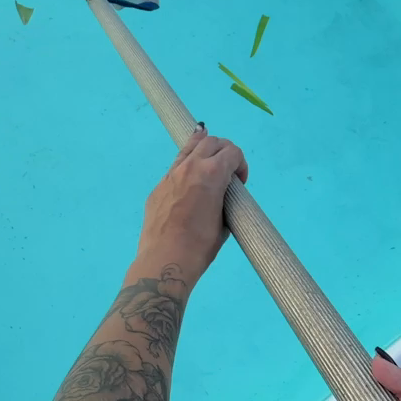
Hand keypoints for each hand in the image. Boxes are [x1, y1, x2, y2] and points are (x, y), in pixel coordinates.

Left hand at [134, 125, 246, 287]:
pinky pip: (176, 167)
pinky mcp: (159, 185)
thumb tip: (220, 196)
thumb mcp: (224, 221)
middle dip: (224, 151)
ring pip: (189, 147)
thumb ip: (225, 199)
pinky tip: (189, 180)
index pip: (233, 152)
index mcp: (212, 173)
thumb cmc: (201, 245)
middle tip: (228, 169)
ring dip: (203, 150)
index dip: (241, 164)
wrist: (165, 258)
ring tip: (209, 159)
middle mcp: (191, 166)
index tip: (240, 182)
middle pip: (211, 142)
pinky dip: (187, 167)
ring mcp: (171, 174)